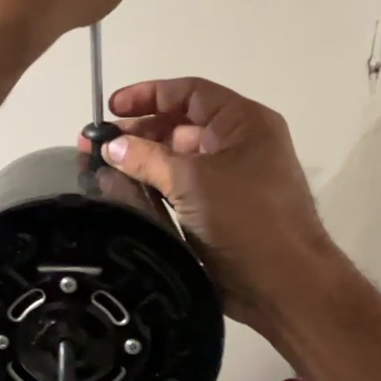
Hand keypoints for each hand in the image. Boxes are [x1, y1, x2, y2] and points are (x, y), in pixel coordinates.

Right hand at [80, 78, 335, 337]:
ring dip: (142, 163)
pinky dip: (154, 189)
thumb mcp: (191, 181)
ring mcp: (231, 181)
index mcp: (244, 124)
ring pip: (178, 161)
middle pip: (181, 125)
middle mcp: (239, 146)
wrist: (286, 287)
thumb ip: (146, 158)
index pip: (190, 93)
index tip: (110, 109)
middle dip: (137, 132)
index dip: (148, 95)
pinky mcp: (220, 214)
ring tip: (99, 170)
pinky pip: (181, 191)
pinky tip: (123, 196)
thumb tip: (110, 145)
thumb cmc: (247, 220)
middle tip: (94, 146)